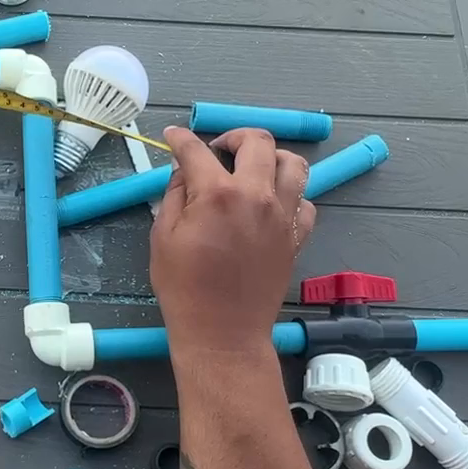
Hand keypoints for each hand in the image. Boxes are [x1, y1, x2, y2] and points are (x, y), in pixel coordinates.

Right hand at [150, 126, 314, 355]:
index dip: (181, 139)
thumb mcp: (162, 238)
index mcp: (218, 194)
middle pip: (258, 142)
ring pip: (293, 164)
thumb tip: (183, 173)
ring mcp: (283, 216)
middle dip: (233, 137)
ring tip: (252, 169)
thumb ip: (173, 196)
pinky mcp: (296, 237)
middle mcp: (257, 196)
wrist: (222, 332)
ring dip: (271, 157)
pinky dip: (290, 195)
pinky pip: (305, 202)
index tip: (173, 136)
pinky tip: (271, 203)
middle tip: (217, 150)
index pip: (197, 151)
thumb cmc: (184, 288)